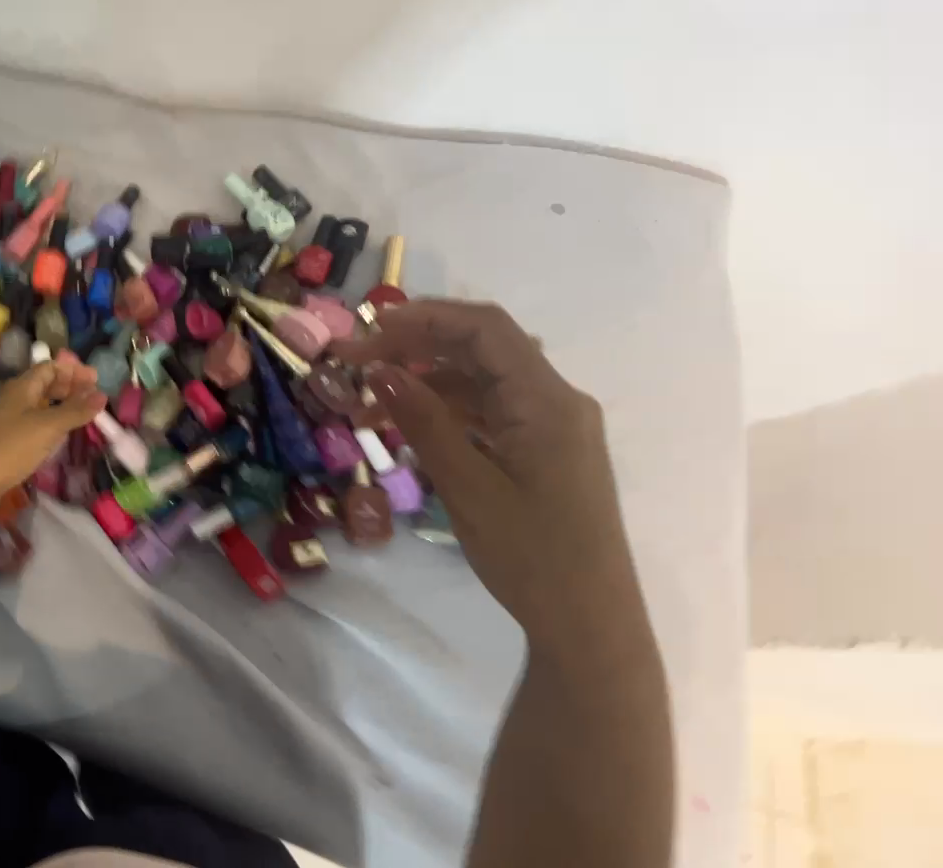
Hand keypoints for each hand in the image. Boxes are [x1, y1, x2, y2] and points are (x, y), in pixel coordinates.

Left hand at [0, 360, 105, 508]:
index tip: (96, 380)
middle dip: (68, 387)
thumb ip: (76, 411)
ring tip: (79, 415)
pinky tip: (54, 435)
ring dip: (58, 405)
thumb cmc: (10, 448)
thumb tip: (102, 395)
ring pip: (35, 403)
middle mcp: (9, 397)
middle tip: (92, 397)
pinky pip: (28, 421)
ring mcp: (1, 418)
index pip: (49, 367)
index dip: (73, 371)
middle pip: (42, 383)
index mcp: (20, 386)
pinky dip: (46, 421)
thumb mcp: (48, 427)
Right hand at [329, 300, 647, 658]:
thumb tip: (381, 370)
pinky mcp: (541, 452)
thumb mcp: (467, 486)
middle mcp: (555, 401)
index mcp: (547, 401)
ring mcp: (550, 427)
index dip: (424, 317)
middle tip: (353, 363)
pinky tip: (404, 427)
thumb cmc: (531, 555)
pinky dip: (443, 411)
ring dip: (423, 383)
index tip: (368, 329)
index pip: (484, 329)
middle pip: (479, 350)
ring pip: (479, 382)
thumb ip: (424, 421)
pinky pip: (487, 413)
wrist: (589, 626)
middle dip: (414, 348)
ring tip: (366, 403)